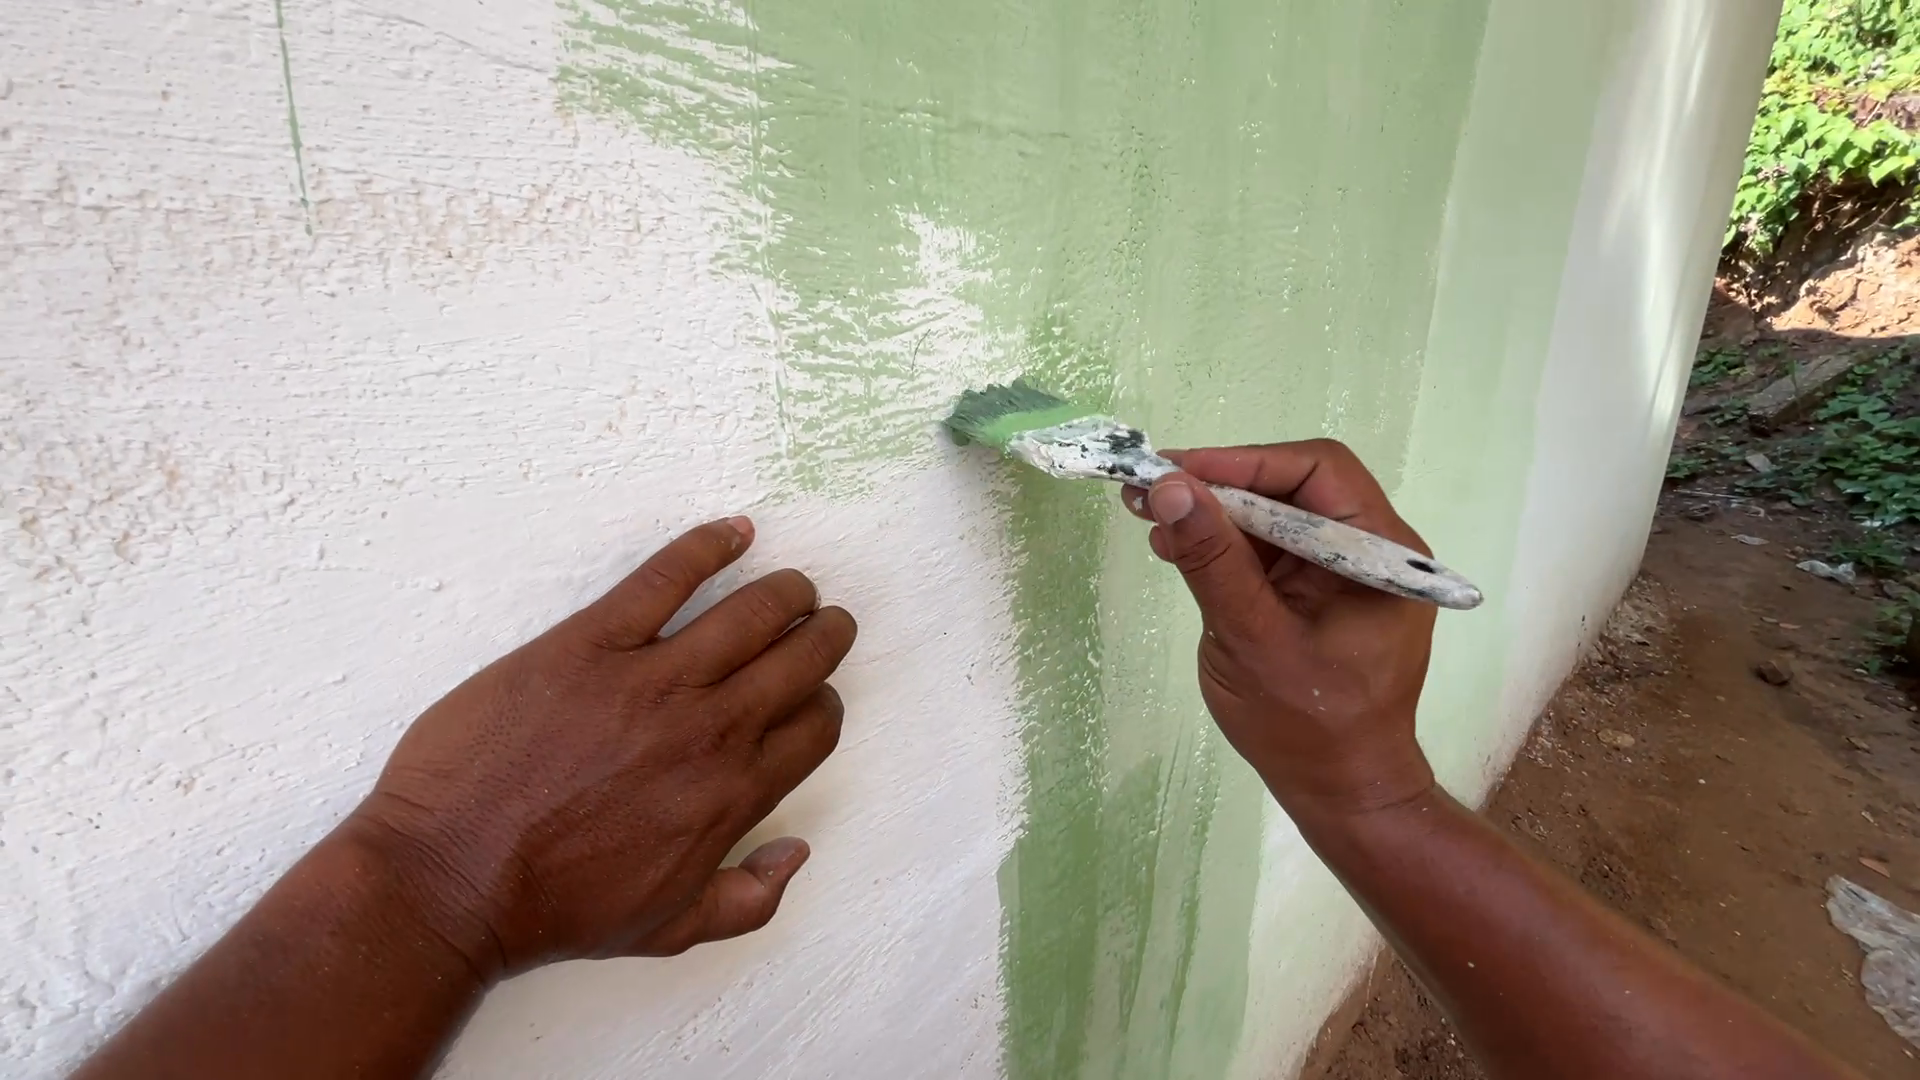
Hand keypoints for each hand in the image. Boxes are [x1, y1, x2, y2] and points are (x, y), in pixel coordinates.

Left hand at [346, 517, 856, 978]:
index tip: (811, 696)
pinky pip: (666, 576)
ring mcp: (654, 679)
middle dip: (827, 634)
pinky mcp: (593, 642)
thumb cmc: (554, 908)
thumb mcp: (667, 928)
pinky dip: (710, 545)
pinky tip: (736, 531)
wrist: (443, 882)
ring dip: (790, 590)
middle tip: (825, 622)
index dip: (825, 703)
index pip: (817, 724)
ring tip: (794, 586)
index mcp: (734, 791)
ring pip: (755, 609)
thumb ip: (748, 899)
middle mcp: (712, 727)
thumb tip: (799, 851)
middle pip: (803, 657)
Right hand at [1123, 442, 1436, 819]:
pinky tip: (1173, 548)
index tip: (1172, 471)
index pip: (1314, 470)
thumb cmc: (1307, 726)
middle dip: (1216, 485)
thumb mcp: (1252, 639)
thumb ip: (1213, 560)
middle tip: (1147, 490)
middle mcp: (1364, 547)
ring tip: (1147, 517)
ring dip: (1208, 513)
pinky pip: (1260, 548)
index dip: (1241, 461)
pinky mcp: (1307, 590)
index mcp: (1379, 551)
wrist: (1338, 791)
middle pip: (1288, 486)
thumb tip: (1167, 487)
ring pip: (1268, 514)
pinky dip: (1215, 544)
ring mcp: (1334, 569)